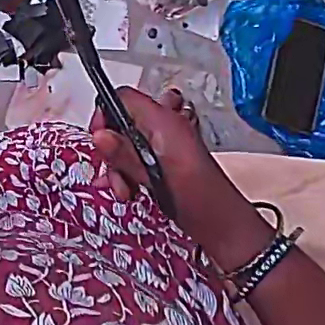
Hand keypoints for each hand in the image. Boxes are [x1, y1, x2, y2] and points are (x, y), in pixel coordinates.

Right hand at [88, 87, 212, 202]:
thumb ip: (125, 155)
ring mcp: (166, 143)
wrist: (225, 227)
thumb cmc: (201, 202)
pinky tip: (129, 190)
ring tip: (124, 188)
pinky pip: (137, 156)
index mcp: (164, 123)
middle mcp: (165, 128)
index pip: (124, 98)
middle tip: (112, 170)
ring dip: (119, 166)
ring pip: (126, 142)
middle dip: (111, 148)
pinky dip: (128, 172)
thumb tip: (100, 136)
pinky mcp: (165, 160)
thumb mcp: (154, 177)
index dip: (105, 114)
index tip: (100, 140)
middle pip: (122, 122)